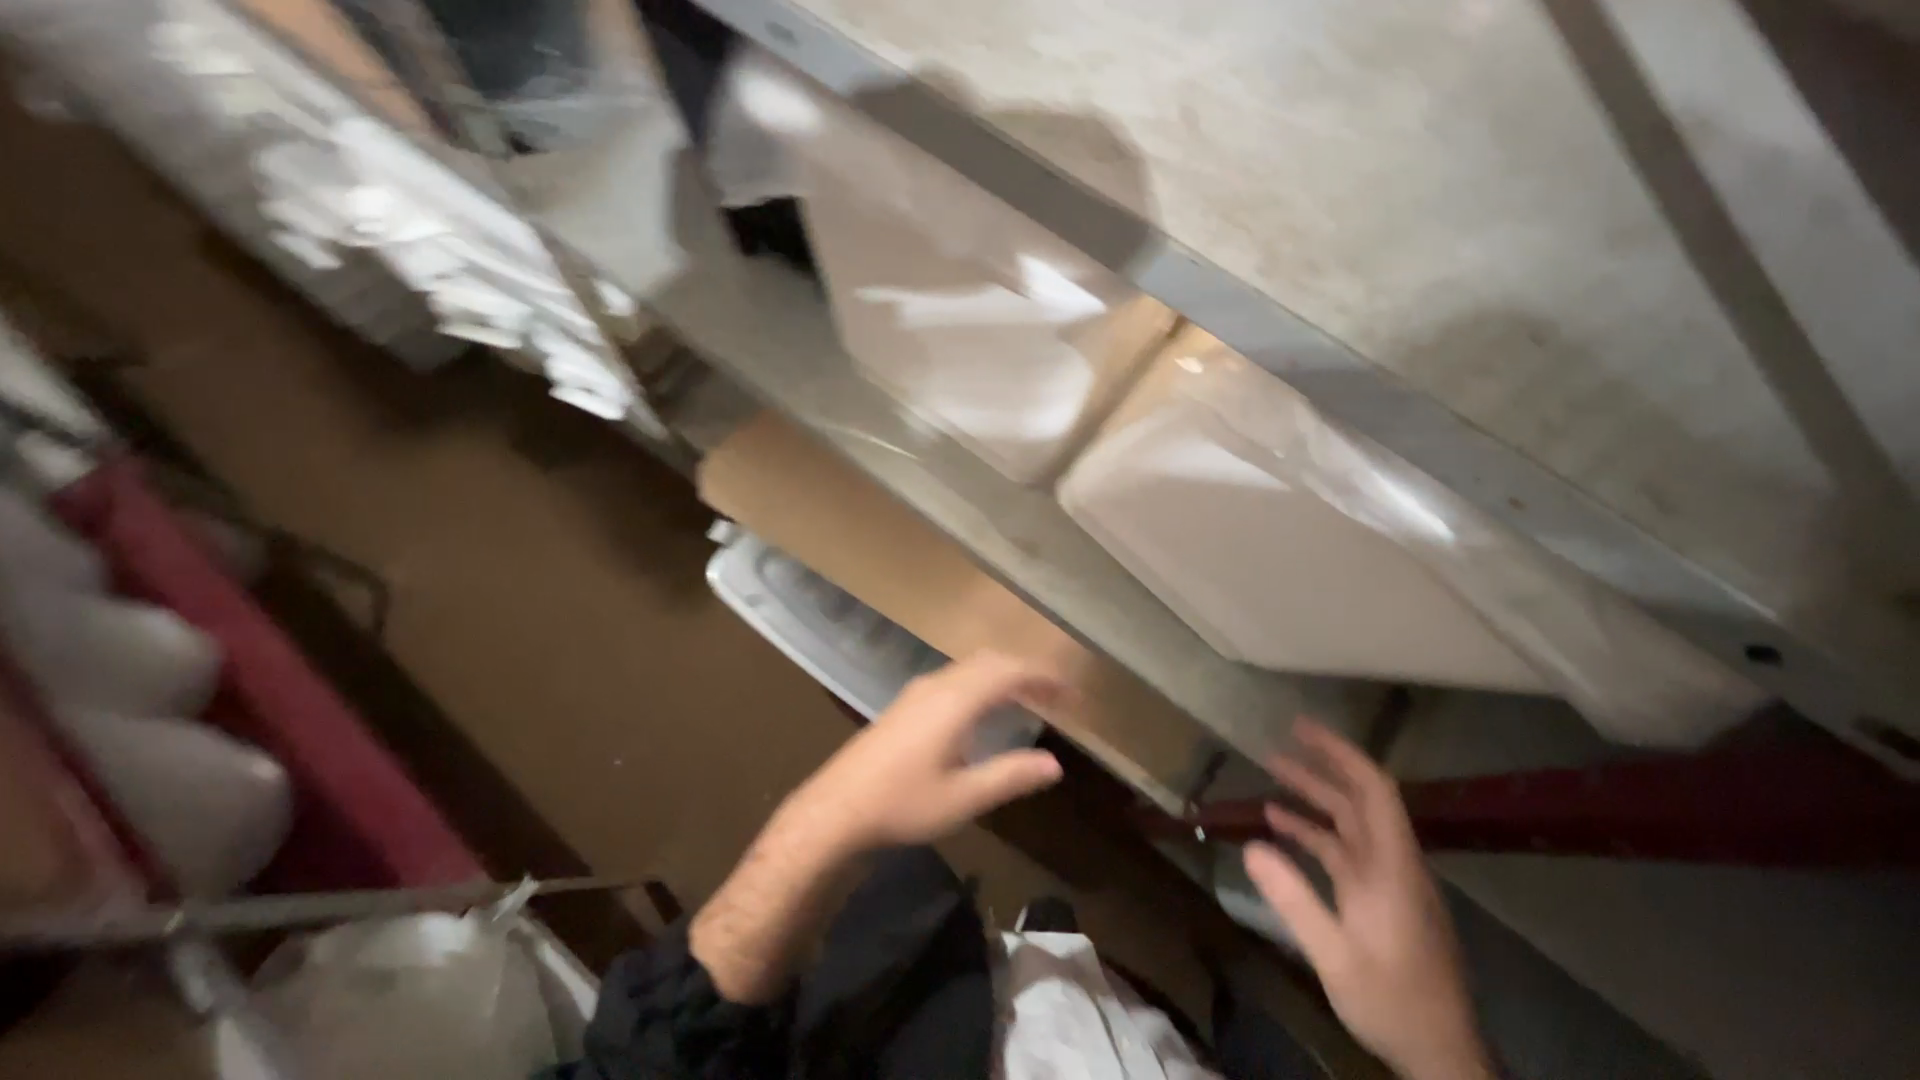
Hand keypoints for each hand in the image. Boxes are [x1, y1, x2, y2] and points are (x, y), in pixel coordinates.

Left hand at [780, 651, 1066, 855]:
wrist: (835, 810)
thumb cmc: (902, 804)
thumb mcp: (963, 798)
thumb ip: (1010, 776)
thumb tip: (1054, 764)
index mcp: (954, 701)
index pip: (1009, 671)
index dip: (1045, 677)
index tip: (1073, 693)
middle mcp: (936, 686)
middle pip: (989, 661)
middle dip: (1026, 671)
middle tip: (1057, 695)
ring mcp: (916, 693)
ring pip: (969, 668)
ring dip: (1002, 675)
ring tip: (1029, 699)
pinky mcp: (903, 706)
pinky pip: (953, 679)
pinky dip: (981, 684)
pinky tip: (983, 712)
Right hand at [1243, 720, 1491, 1079]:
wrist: (1441, 1052)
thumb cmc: (1392, 1001)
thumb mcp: (1334, 954)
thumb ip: (1293, 899)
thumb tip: (1250, 845)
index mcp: (1391, 868)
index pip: (1372, 791)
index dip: (1339, 753)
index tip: (1302, 729)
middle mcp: (1395, 865)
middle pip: (1360, 800)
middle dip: (1320, 768)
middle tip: (1276, 745)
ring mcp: (1390, 884)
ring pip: (1351, 826)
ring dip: (1314, 801)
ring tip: (1271, 779)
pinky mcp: (1383, 902)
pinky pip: (1347, 854)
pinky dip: (1316, 836)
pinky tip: (1282, 832)